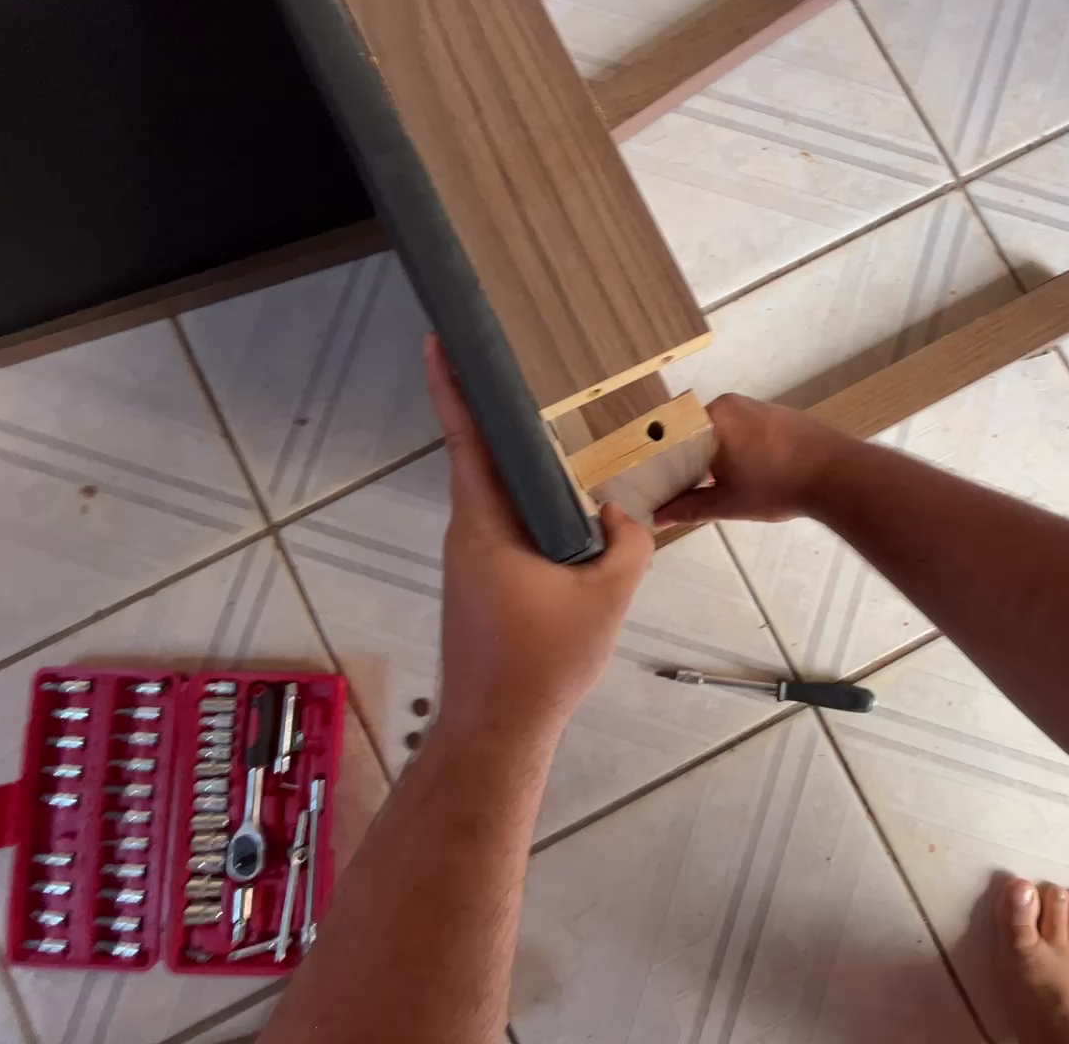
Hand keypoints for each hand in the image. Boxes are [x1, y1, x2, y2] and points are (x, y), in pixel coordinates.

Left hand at [423, 336, 654, 741]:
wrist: (498, 729)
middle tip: (525, 372)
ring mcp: (470, 559)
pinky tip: (563, 508)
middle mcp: (468, 532)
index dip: (452, 387)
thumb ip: (629, 542)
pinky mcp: (480, 581)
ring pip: (497, 495)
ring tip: (556, 433)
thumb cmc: (544, 661)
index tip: (440, 339)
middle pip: (482, 459)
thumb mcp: (607, 597)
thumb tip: (621, 513)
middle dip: (497, 413)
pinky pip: (506, 525)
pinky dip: (529, 504)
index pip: (467, 439)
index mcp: (486, 524)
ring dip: (519, 464)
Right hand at [654, 393, 854, 525]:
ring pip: (719, 431)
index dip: (658, 459)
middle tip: (674, 489)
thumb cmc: (778, 486)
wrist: (839, 475)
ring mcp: (757, 407)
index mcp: (712, 416)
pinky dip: (735, 451)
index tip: (651, 482)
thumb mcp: (728, 503)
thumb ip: (689, 507)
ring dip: (711, 456)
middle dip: (684, 460)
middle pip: (693, 431)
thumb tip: (658, 517)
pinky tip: (741, 475)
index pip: (669, 433)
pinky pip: (743, 431)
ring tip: (706, 486)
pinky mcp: (778, 416)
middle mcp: (731, 403)